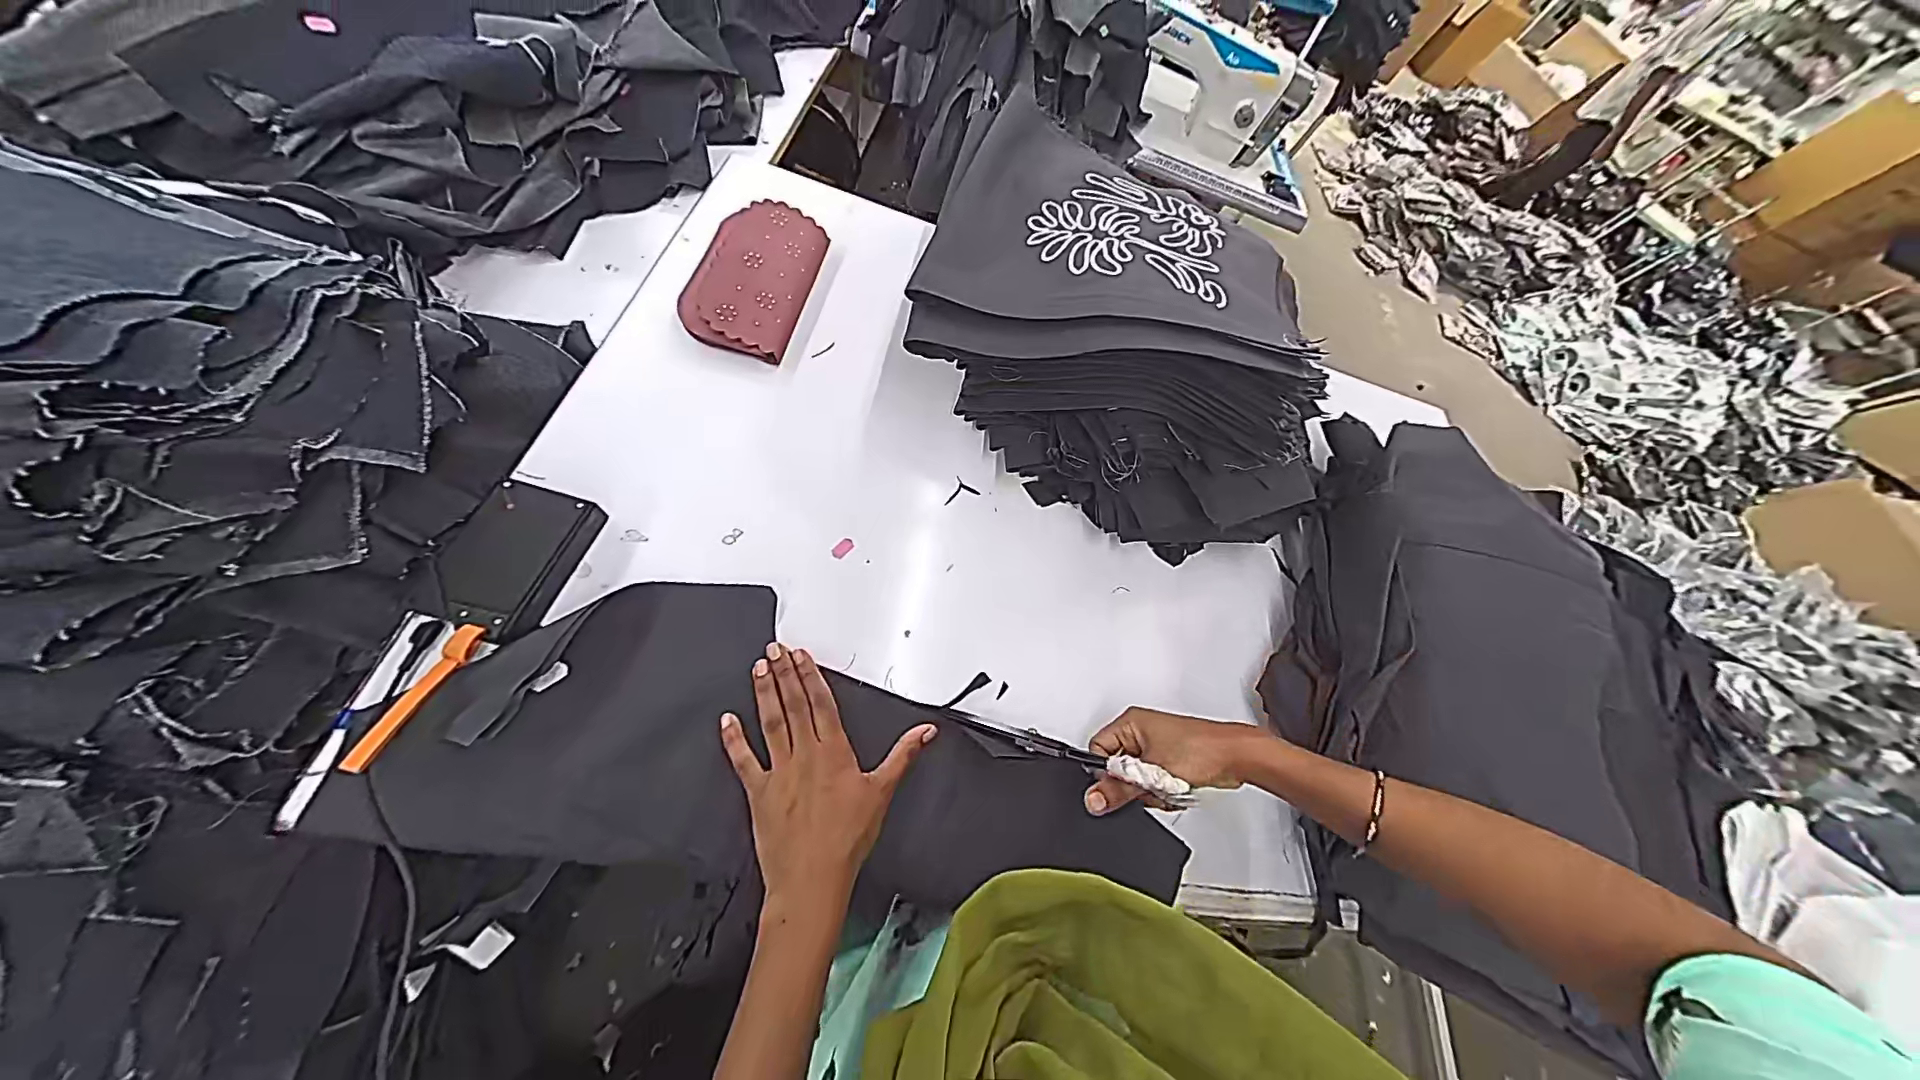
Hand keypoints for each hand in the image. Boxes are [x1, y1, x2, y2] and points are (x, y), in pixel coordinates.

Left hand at [720, 643, 936, 903]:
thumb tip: (924, 733)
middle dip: (784, 674)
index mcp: (833, 753)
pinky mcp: (759, 793)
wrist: (812, 878)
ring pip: (770, 723)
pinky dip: (734, 740)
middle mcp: (804, 756)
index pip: (820, 704)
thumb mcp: (883, 793)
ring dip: (763, 694)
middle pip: (793, 706)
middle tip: (774, 650)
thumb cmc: (847, 839)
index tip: (801, 655)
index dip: (809, 676)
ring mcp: (779, 773)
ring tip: (758, 670)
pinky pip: (743, 761)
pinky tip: (727, 721)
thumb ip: (903, 756)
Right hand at [1083, 706, 1270, 815]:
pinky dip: (1162, 791)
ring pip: (1136, 778)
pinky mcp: (1169, 760)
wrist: (1238, 757)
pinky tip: (1176, 789)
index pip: (1097, 750)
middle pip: (1117, 767)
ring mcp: (1156, 745)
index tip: (1119, 787)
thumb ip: (1118, 789)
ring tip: (1167, 786)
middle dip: (1133, 785)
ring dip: (1150, 790)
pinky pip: (1153, 782)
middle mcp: (1141, 731)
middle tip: (1149, 785)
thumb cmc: (1202, 749)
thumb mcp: (1151, 775)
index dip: (1105, 773)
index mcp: (1130, 722)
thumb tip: (1093, 798)